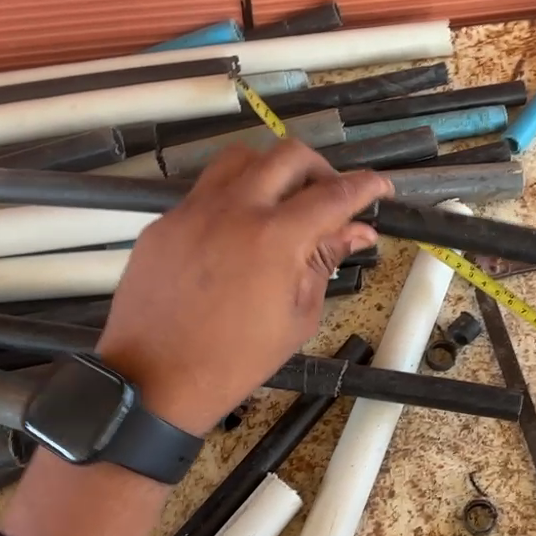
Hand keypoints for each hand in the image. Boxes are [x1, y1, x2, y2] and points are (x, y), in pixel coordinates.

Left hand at [96, 140, 391, 433]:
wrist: (154, 379)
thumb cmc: (237, 360)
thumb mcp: (297, 316)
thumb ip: (325, 263)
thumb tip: (357, 232)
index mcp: (276, 237)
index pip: (334, 195)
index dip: (366, 186)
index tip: (381, 187)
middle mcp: (235, 208)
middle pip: (289, 156)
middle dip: (321, 169)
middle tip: (329, 197)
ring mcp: (193, 210)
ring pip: (241, 158)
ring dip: (272, 170)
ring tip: (282, 202)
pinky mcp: (165, 221)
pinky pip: (206, 191)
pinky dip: (234, 199)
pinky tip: (237, 233)